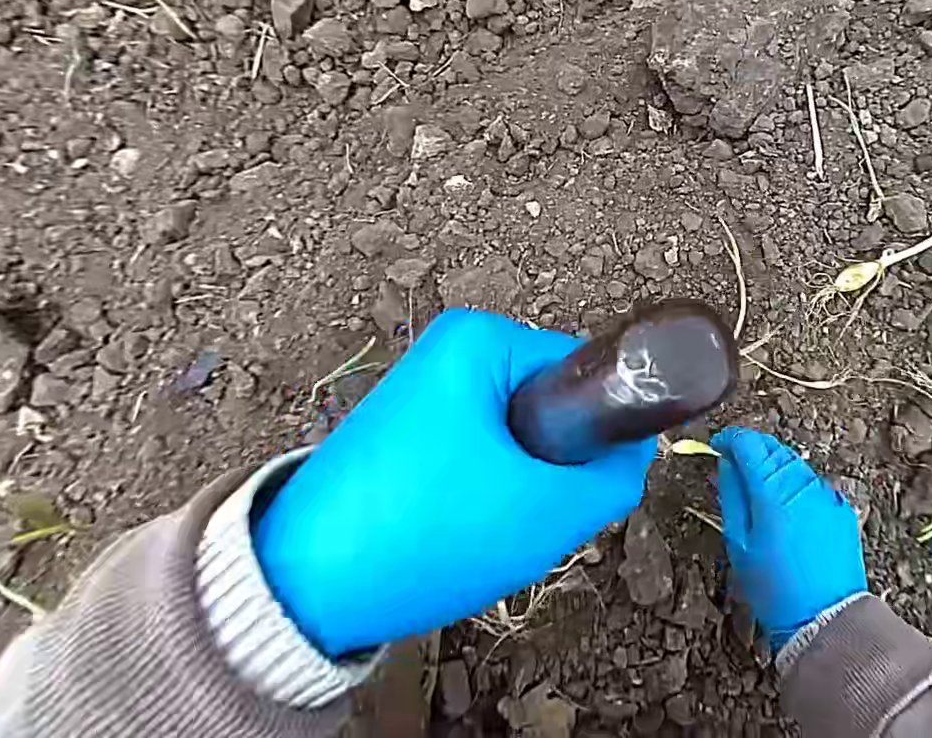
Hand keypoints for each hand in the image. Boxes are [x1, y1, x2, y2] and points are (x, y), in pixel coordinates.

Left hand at [254, 309, 655, 656]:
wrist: (296, 594)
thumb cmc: (425, 530)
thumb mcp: (547, 510)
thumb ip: (617, 477)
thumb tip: (635, 453)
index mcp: (481, 338)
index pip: (581, 371)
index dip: (597, 428)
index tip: (584, 478)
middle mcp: (451, 347)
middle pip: (550, 399)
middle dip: (557, 456)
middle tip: (538, 506)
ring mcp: (426, 383)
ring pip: (519, 425)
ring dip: (525, 472)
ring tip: (497, 518)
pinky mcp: (410, 422)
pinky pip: (482, 441)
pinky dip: (490, 478)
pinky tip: (468, 519)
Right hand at [711, 426, 867, 650]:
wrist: (826, 619)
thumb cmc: (776, 588)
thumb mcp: (739, 544)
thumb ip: (731, 496)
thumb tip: (726, 464)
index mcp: (772, 490)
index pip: (749, 443)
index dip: (730, 438)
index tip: (718, 444)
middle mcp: (801, 483)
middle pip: (772, 447)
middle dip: (751, 448)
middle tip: (733, 462)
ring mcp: (824, 493)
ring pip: (793, 461)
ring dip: (773, 463)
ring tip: (757, 483)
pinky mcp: (839, 506)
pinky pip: (811, 481)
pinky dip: (794, 481)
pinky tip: (784, 502)